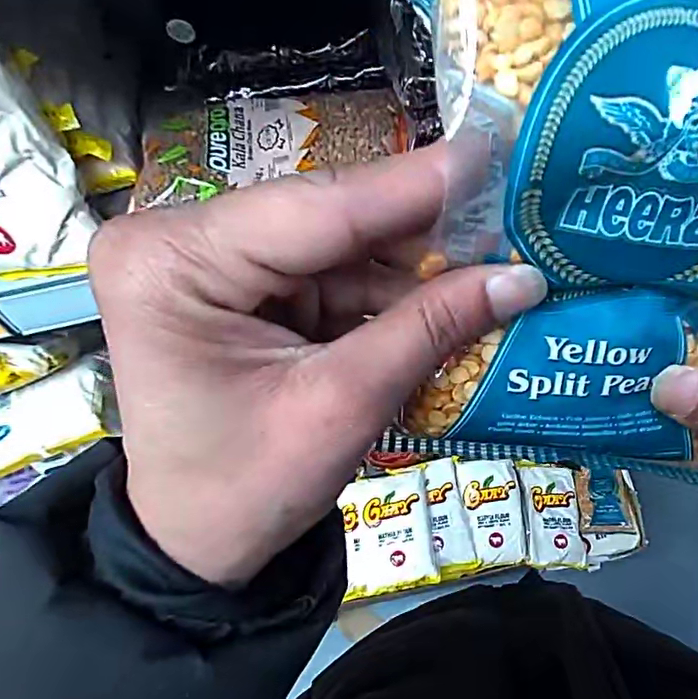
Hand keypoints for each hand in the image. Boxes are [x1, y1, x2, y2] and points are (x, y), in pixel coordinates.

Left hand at [89, 147, 548, 584]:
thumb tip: (522, 278)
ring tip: (489, 262)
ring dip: (409, 265)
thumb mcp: (343, 406)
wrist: (200, 545)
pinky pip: (326, 277)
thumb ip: (429, 330)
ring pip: (333, 247)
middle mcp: (181, 242)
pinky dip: (385, 294)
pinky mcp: (238, 290)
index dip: (413, 186)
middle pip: (325, 221)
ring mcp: (207, 264)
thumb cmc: (249, 490)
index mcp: (175, 261)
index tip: (490, 153)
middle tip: (505, 212)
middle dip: (417, 229)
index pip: (316, 208)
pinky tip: (443, 296)